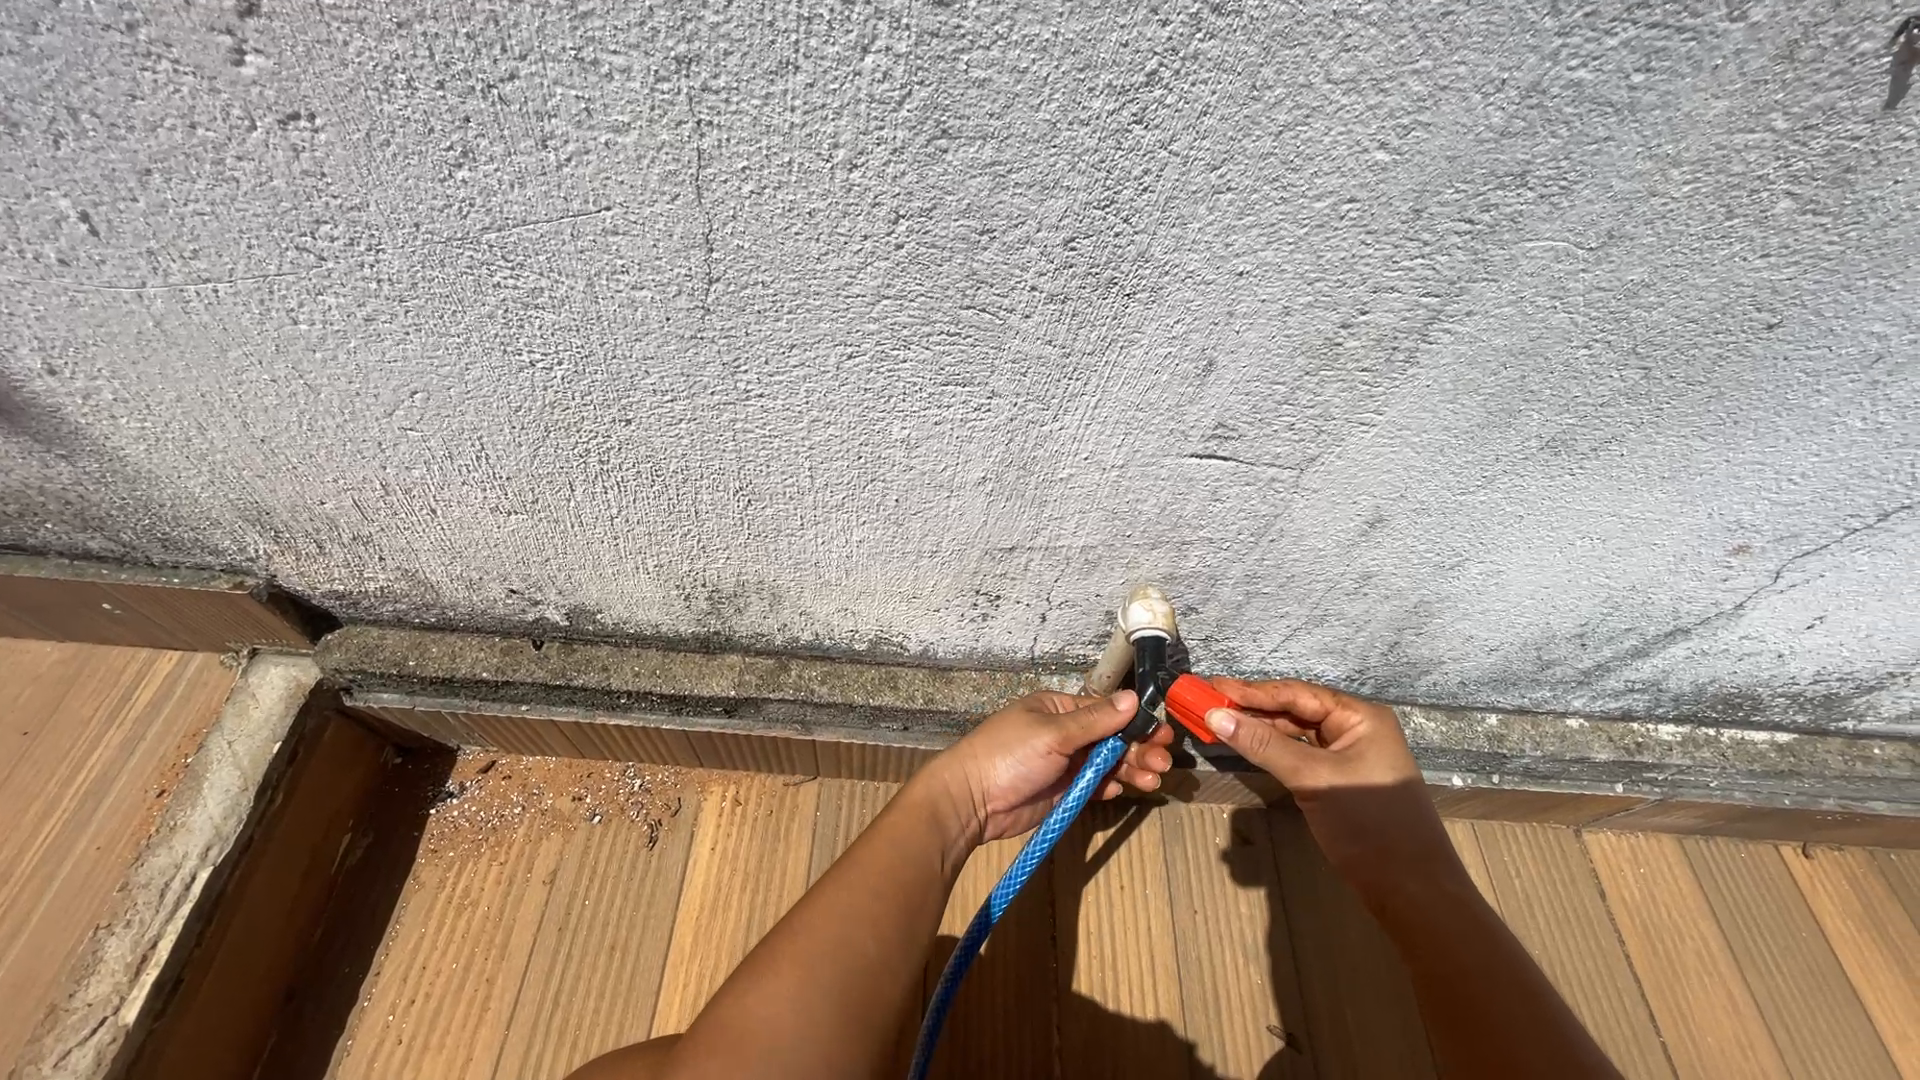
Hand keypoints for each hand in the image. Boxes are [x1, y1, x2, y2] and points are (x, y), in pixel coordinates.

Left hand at [922, 690, 1175, 843]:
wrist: (971, 802)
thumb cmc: (1008, 755)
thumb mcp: (1053, 733)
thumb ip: (1095, 719)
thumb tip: (1132, 697)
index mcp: (1057, 709)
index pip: (1105, 711)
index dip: (1135, 722)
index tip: (1163, 733)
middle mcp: (1063, 733)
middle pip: (1111, 739)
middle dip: (1137, 749)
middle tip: (1163, 763)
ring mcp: (1063, 763)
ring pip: (1106, 764)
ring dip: (1130, 770)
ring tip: (1151, 780)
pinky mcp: (1062, 791)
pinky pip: (1093, 786)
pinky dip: (1109, 787)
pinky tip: (1121, 791)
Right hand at [1203, 678, 1461, 896]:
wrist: (1411, 890)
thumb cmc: (1368, 823)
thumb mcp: (1312, 779)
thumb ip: (1262, 744)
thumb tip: (1214, 715)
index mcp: (1360, 717)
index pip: (1296, 693)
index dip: (1250, 690)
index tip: (1209, 686)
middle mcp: (1355, 728)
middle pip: (1294, 708)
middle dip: (1251, 706)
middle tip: (1205, 701)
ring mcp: (1347, 755)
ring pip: (1294, 731)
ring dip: (1258, 727)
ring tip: (1217, 720)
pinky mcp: (1338, 778)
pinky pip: (1299, 753)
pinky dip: (1271, 748)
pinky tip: (1245, 744)